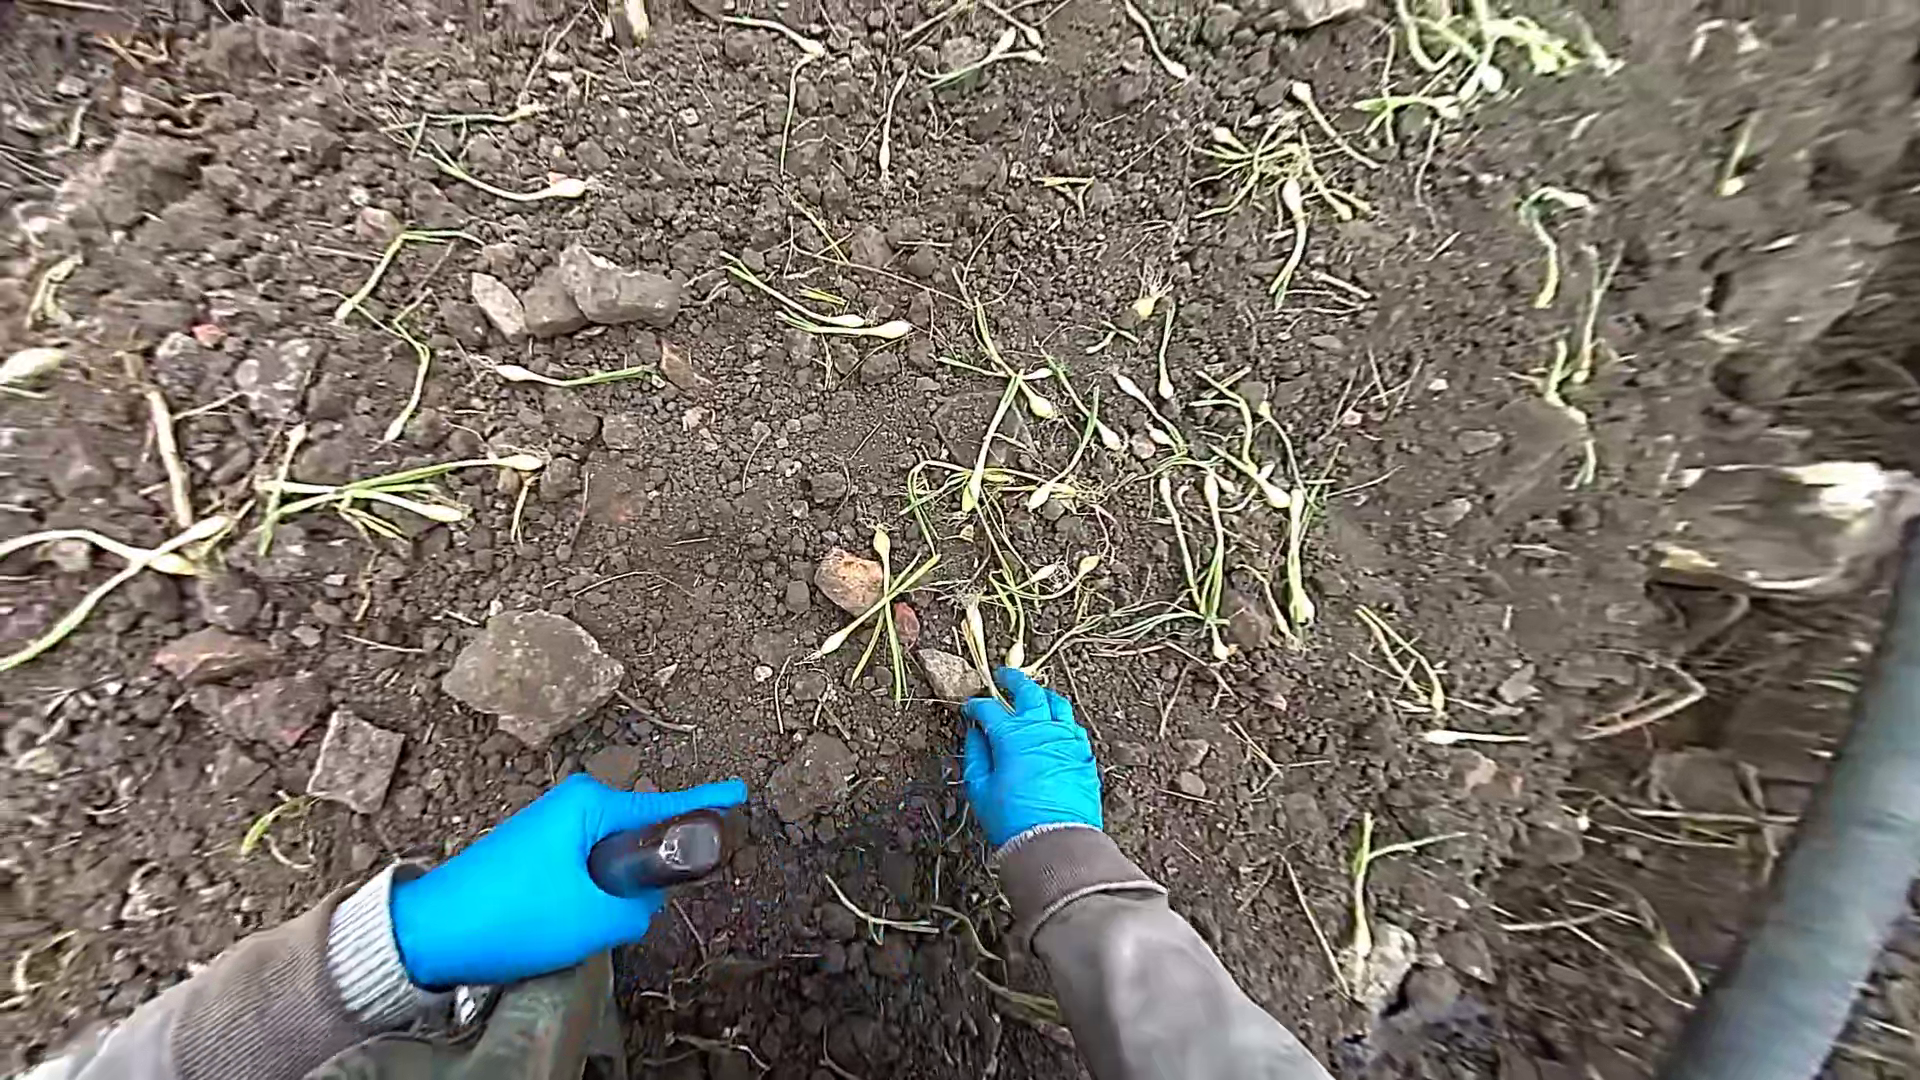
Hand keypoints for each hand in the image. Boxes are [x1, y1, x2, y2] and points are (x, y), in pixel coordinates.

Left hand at [389, 773, 747, 987]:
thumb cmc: (505, 916)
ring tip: (590, 917)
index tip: (739, 792)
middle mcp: (577, 802)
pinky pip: (588, 859)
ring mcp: (555, 821)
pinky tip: (577, 913)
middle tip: (638, 899)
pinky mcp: (540, 844)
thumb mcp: (586, 921)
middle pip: (639, 832)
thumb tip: (646, 906)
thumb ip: (637, 911)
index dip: (707, 802)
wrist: (418, 936)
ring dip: (615, 882)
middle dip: (647, 865)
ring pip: (612, 852)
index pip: (664, 804)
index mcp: (591, 804)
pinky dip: (594, 883)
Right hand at [960, 667, 1101, 847]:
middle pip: (1026, 690)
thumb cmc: (1014, 819)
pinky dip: (1060, 719)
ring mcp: (1065, 737)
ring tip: (1034, 694)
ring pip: (1055, 702)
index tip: (970, 709)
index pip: (988, 708)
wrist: (1056, 841)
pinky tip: (1055, 724)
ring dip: (1041, 694)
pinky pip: (1072, 725)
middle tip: (1003, 675)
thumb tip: (975, 734)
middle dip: (1012, 679)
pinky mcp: (1082, 751)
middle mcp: (1039, 728)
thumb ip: (975, 755)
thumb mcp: (981, 789)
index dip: (975, 706)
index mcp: (1010, 735)